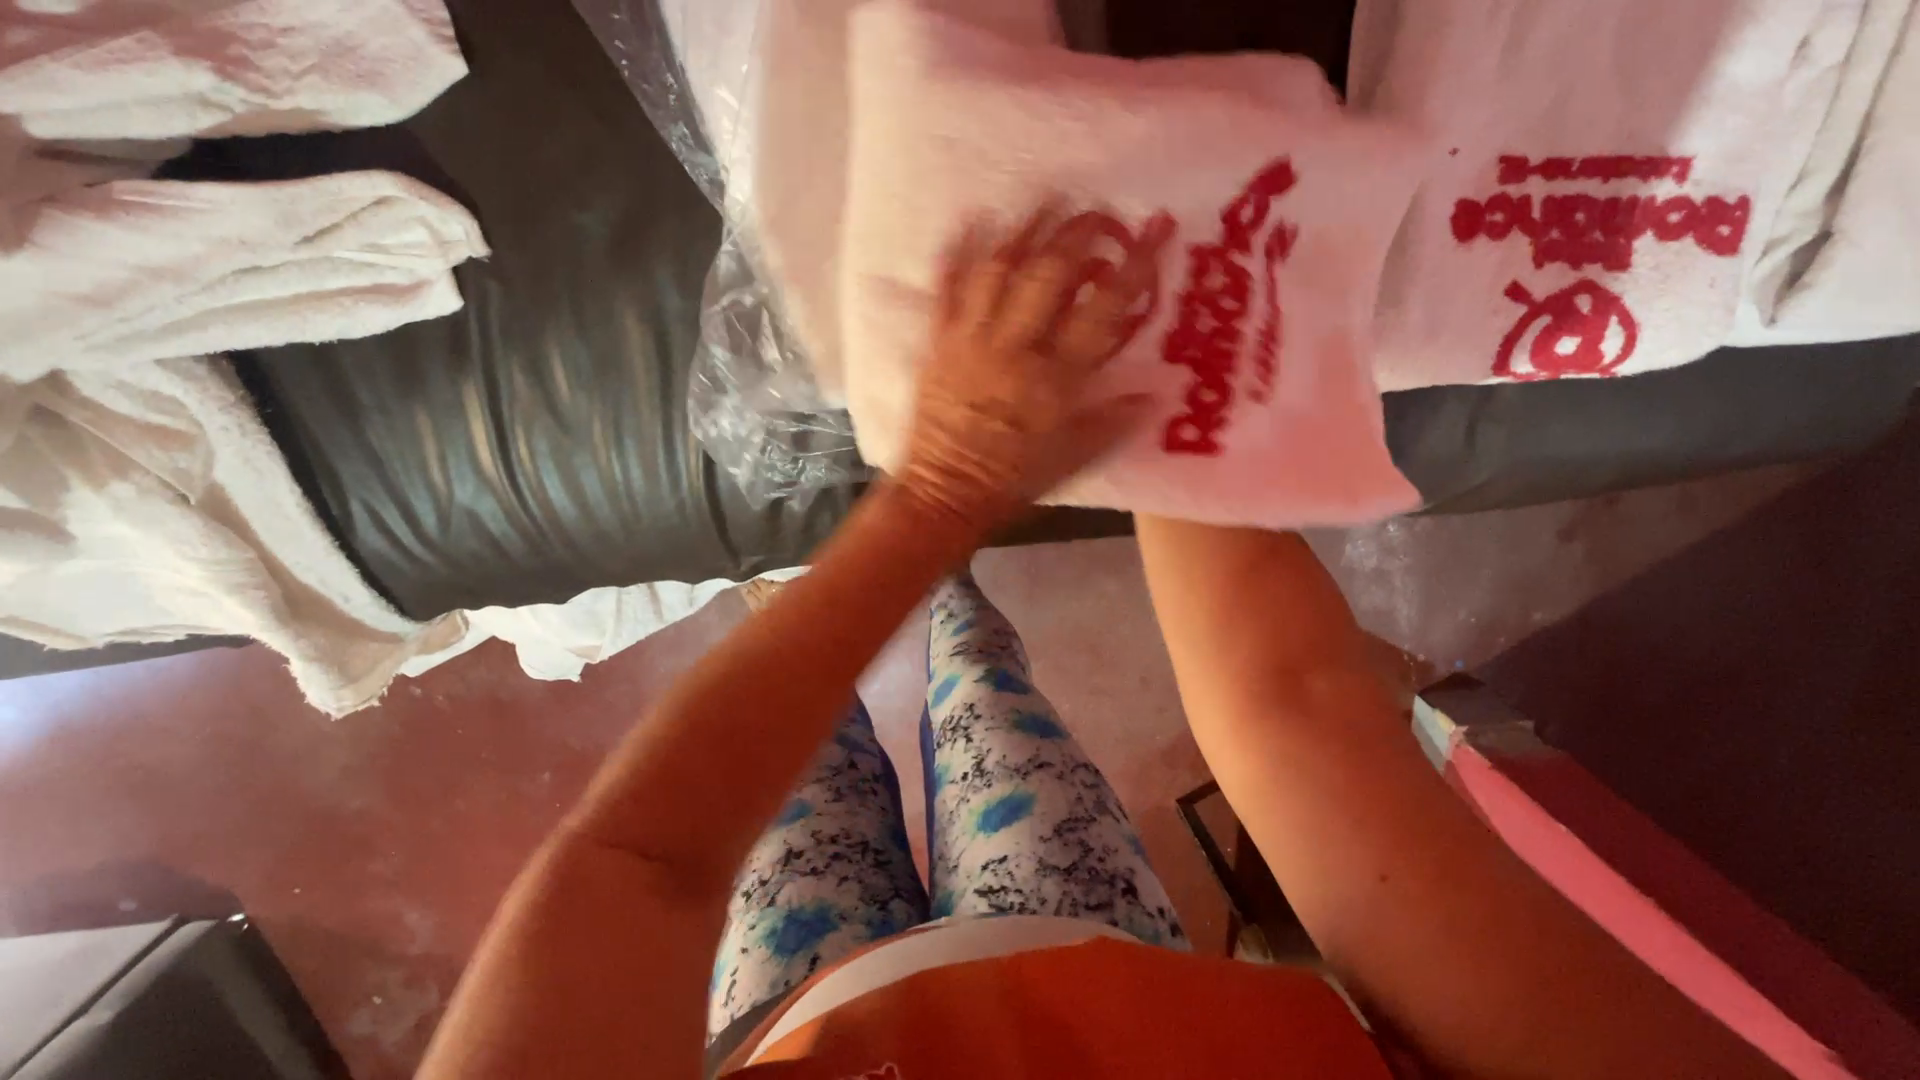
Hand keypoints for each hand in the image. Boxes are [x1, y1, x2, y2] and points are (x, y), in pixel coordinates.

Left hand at [893, 200, 1174, 535]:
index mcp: (1055, 380)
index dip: (1133, 267)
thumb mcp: (1072, 459)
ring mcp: (971, 341)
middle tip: (1099, 212)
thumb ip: (1113, 421)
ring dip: (1026, 231)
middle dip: (1078, 235)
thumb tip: (1158, 392)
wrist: (942, 494)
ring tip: (1047, 201)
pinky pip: (948, 290)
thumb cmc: (1012, 481)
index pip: (1103, 310)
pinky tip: (974, 220)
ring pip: (999, 271)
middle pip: (1049, 275)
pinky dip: (960, 253)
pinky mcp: (937, 344)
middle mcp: (1014, 350)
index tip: (1155, 231)